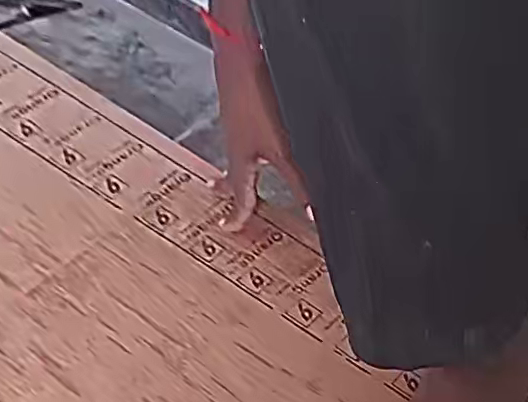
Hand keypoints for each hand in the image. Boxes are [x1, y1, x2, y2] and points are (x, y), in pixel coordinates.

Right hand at [210, 26, 308, 230]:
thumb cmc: (254, 99)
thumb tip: (311, 214)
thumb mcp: (283, 151)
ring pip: (235, 154)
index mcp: (241, 161)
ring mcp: (235, 123)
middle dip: (227, 188)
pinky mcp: (241, 106)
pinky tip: (251, 140)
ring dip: (234, 168)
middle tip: (216, 193)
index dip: (238, 215)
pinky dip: (242, 148)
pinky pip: (240, 138)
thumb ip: (299, 183)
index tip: (229, 226)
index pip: (240, 196)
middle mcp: (235, 144)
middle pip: (231, 173)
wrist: (240, 49)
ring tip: (233, 173)